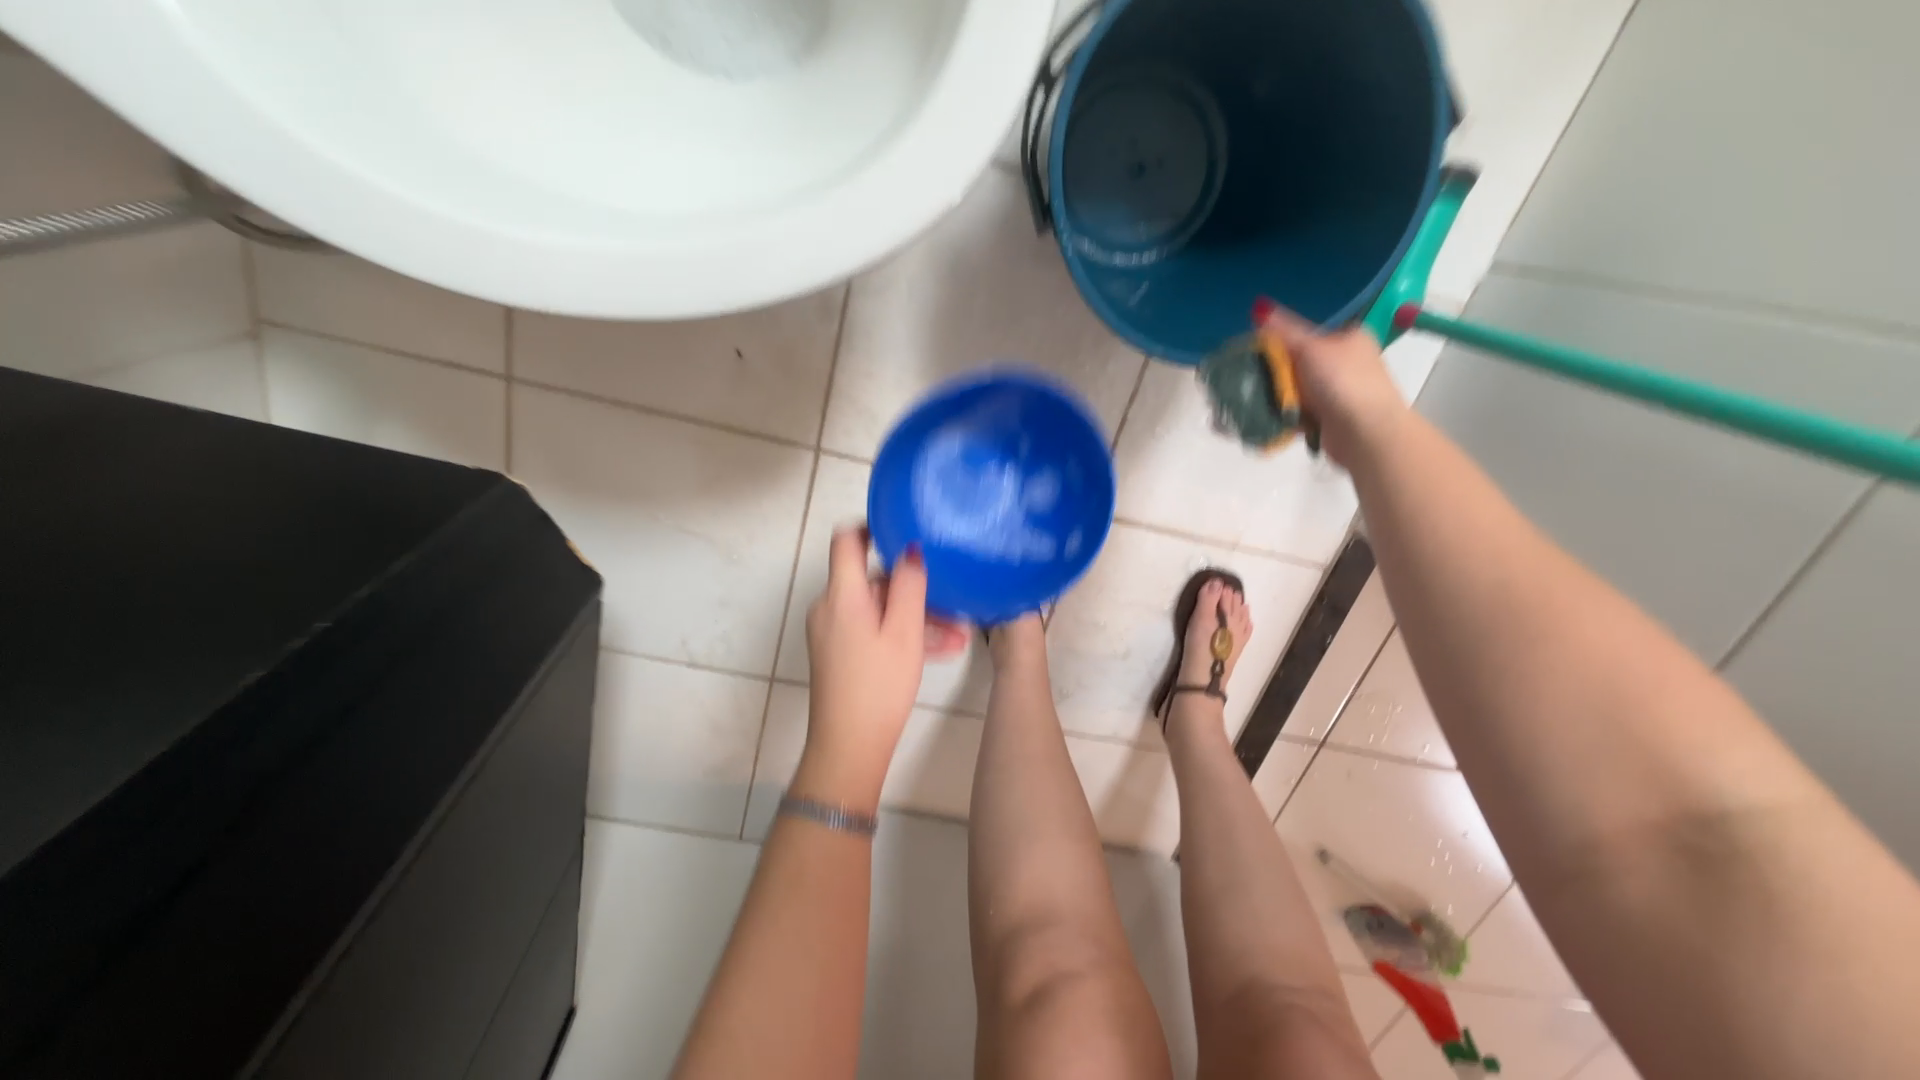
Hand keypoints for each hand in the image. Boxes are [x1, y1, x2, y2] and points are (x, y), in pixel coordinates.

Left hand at [801, 528, 963, 795]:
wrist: (848, 748)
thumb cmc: (879, 686)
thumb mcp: (904, 633)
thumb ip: (908, 585)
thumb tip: (910, 548)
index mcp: (842, 595)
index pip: (847, 540)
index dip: (874, 528)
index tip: (906, 530)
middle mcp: (831, 607)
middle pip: (871, 580)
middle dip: (912, 586)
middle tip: (952, 597)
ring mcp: (833, 632)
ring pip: (878, 610)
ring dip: (916, 617)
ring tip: (960, 634)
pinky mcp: (839, 654)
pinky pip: (873, 631)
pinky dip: (901, 636)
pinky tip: (943, 651)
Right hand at [1258, 303, 1409, 466]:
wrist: (1366, 433)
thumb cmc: (1342, 381)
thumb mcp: (1309, 348)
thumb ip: (1283, 331)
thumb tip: (1258, 306)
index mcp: (1350, 337)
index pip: (1309, 332)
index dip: (1282, 339)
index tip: (1258, 350)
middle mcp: (1348, 361)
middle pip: (1300, 361)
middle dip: (1277, 371)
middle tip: (1251, 375)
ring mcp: (1340, 391)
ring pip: (1298, 388)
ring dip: (1279, 395)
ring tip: (1254, 398)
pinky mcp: (1331, 418)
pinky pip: (1300, 412)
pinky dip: (1285, 414)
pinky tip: (1267, 416)